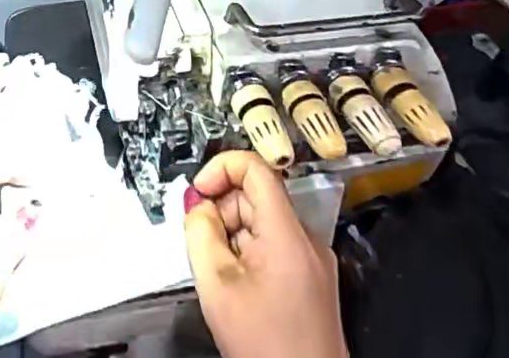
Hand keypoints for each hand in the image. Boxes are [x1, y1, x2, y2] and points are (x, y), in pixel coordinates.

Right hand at [182, 151, 346, 357]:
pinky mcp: (310, 279)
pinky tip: (236, 282)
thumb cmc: (264, 345)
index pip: (255, 168)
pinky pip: (271, 243)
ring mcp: (312, 261)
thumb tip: (197, 203)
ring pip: (260, 219)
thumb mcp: (215, 282)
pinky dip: (245, 249)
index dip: (220, 168)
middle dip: (220, 208)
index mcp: (288, 236)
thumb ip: (199, 229)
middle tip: (203, 241)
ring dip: (230, 231)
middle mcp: (307, 241)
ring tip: (220, 269)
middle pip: (255, 195)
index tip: (198, 193)